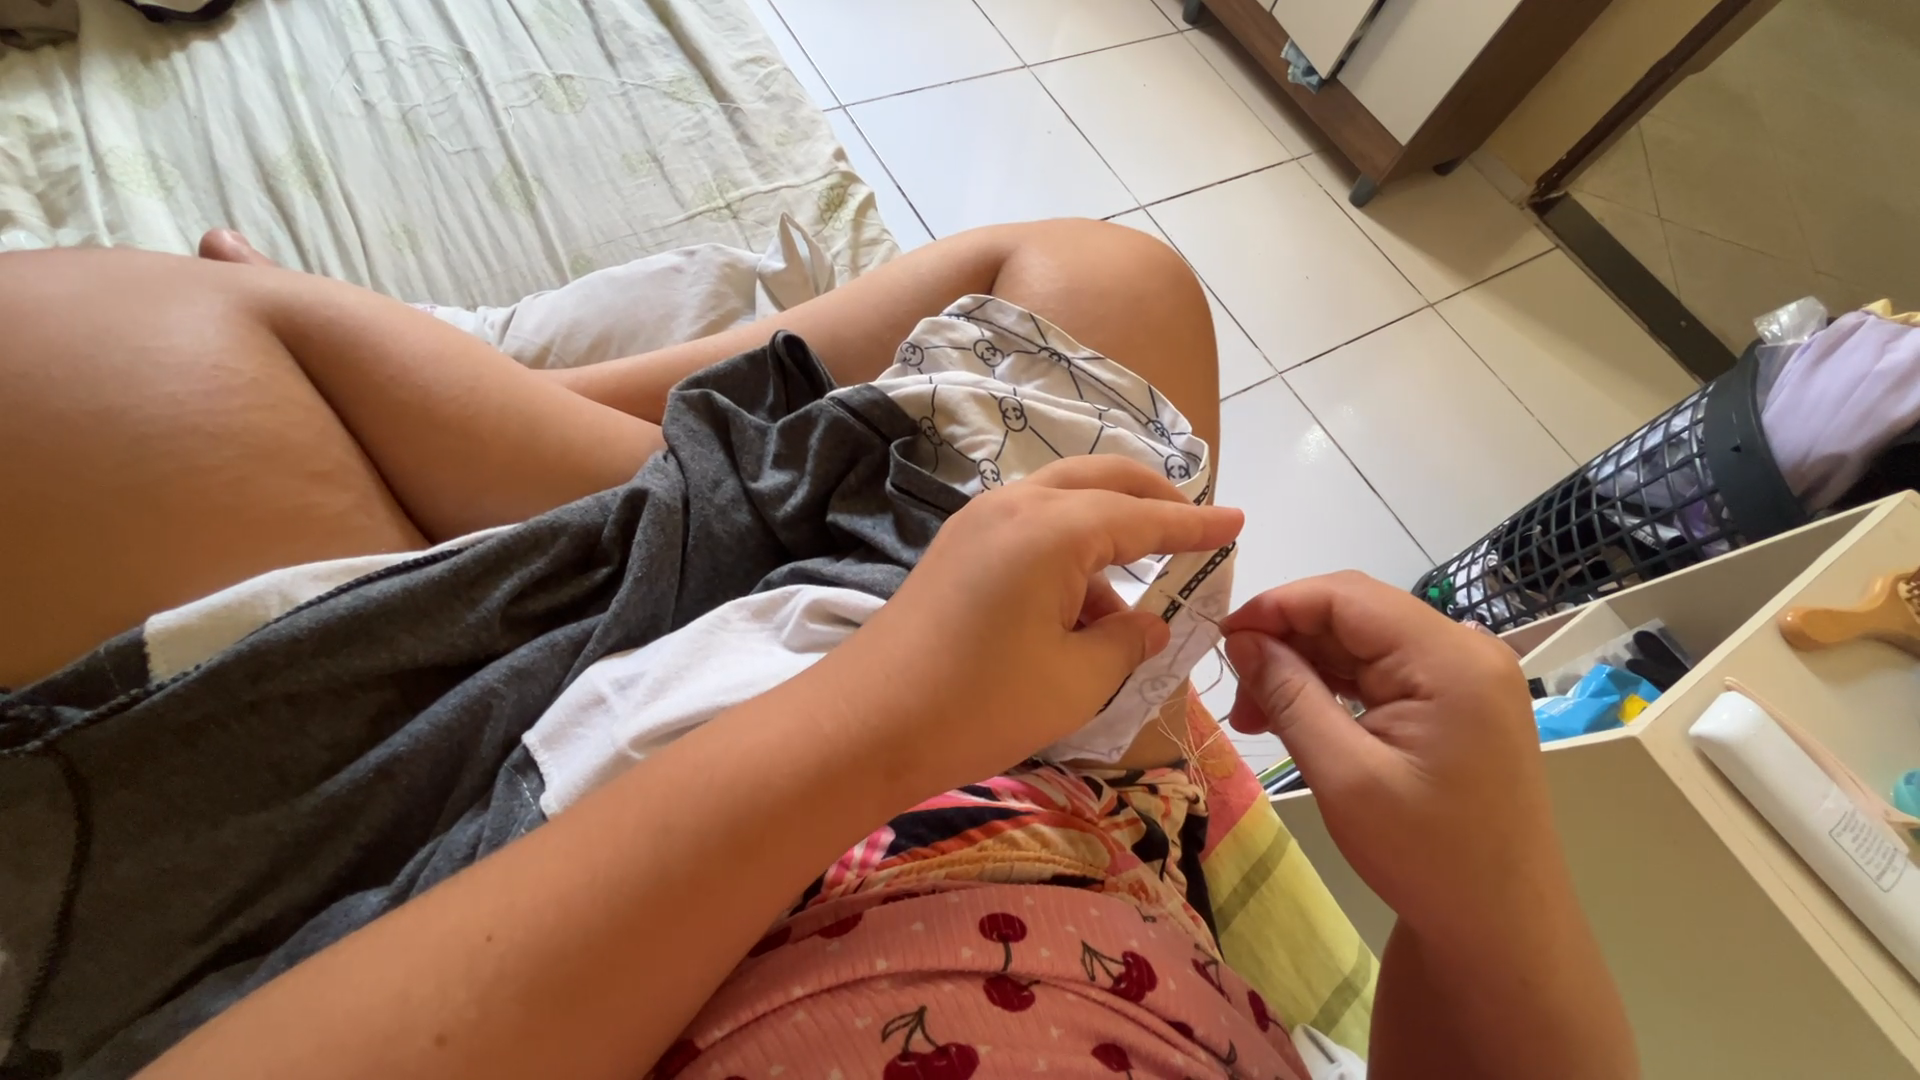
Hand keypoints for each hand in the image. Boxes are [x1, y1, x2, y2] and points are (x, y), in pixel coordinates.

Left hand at [834, 456, 1241, 792]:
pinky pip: (1027, 524)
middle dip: (1151, 497)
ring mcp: (977, 520)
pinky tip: (1074, 598)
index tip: (1236, 521)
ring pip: (1060, 499)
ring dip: (1103, 527)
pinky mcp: (955, 545)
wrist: (868, 721)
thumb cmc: (981, 703)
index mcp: (1053, 528)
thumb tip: (1149, 622)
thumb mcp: (1075, 680)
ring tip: (1127, 592)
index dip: (1194, 524)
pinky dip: (1063, 545)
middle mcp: (1014, 505)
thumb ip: (1126, 642)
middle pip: (1099, 480)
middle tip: (1191, 524)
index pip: (1143, 517)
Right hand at [1220, 572, 1564, 938]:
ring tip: (1256, 716)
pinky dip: (1328, 684)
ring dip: (1300, 666)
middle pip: (1351, 613)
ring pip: (1357, 640)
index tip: (1221, 638)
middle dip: (1284, 641)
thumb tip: (1240, 638)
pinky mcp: (1453, 698)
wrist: (1501, 927)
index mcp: (1448, 659)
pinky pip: (1376, 669)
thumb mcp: (1342, 773)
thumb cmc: (1426, 855)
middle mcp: (1463, 650)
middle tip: (1237, 693)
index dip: (1275, 605)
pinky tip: (1294, 715)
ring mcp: (1463, 674)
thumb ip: (1288, 694)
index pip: (1344, 596)